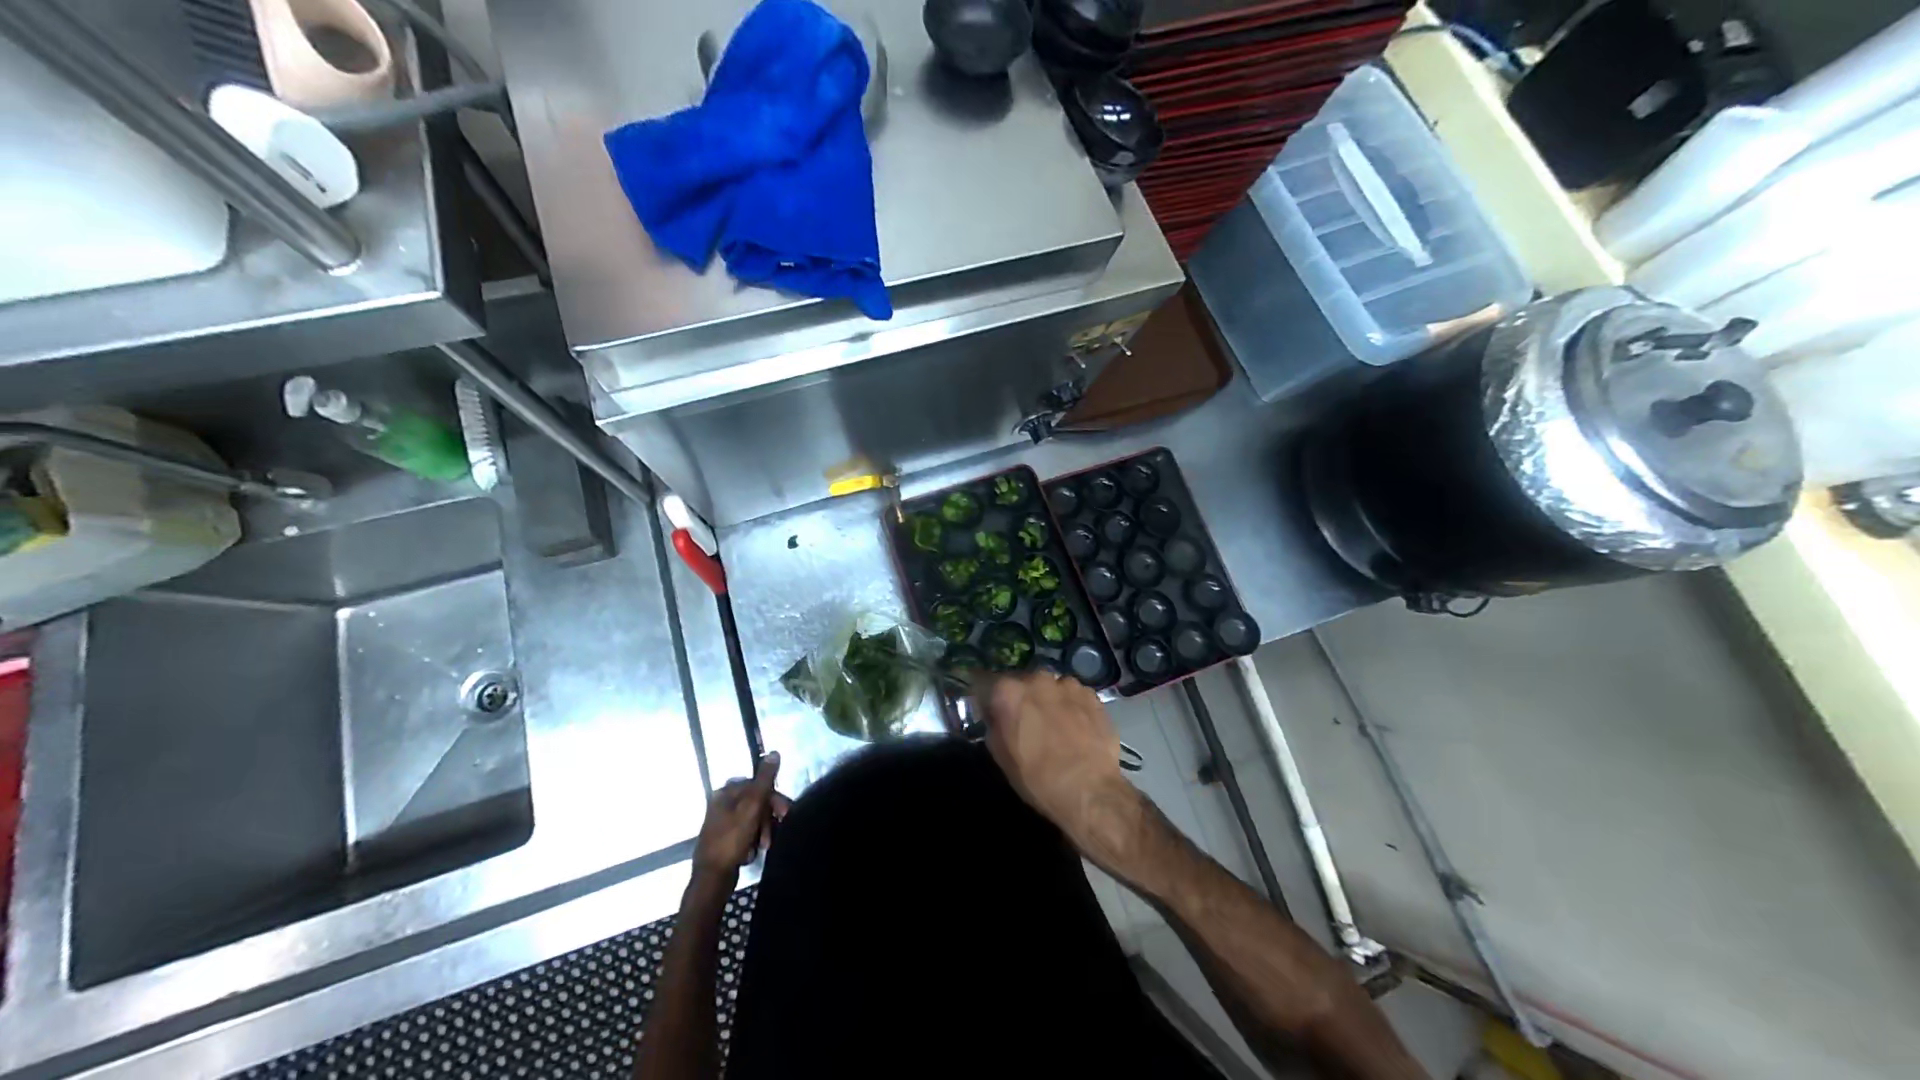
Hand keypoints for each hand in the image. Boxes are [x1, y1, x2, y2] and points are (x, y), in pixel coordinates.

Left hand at [692, 753, 789, 881]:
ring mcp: (721, 821)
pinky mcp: (724, 838)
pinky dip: (752, 840)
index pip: (758, 785)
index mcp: (726, 792)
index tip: (785, 813)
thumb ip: (764, 781)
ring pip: (753, 818)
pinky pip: (745, 832)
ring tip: (763, 846)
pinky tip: (752, 851)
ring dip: (762, 830)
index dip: (774, 798)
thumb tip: (773, 753)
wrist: (711, 878)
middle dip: (768, 817)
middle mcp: (722, 803)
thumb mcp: (751, 808)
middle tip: (773, 835)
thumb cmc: (731, 840)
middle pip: (756, 802)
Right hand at [975, 672, 1142, 861]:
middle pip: (1022, 682)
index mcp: (1008, 691)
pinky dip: (1072, 707)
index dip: (988, 697)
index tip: (991, 709)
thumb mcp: (1001, 755)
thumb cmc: (1037, 778)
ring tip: (1056, 726)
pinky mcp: (1093, 695)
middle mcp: (1037, 679)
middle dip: (1022, 697)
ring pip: (1051, 688)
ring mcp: (1068, 685)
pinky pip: (1075, 696)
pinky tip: (1077, 729)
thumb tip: (996, 715)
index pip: (986, 682)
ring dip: (1049, 700)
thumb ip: (994, 725)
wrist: (1089, 791)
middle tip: (1026, 721)